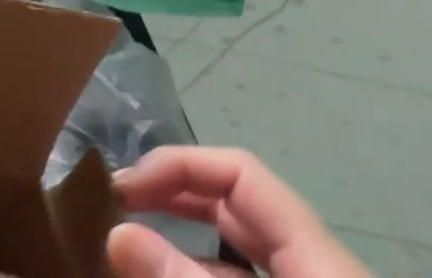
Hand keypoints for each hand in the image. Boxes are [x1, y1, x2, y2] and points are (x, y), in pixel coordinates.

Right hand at [109, 147, 373, 277]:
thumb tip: (114, 232)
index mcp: (321, 254)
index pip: (239, 171)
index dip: (176, 164)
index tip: (122, 187)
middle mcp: (314, 263)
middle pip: (232, 205)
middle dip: (166, 194)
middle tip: (110, 205)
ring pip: (231, 248)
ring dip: (174, 235)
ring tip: (120, 240)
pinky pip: (239, 276)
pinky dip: (193, 271)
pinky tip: (154, 273)